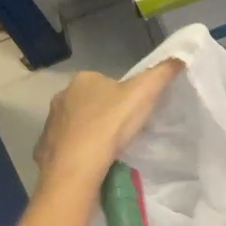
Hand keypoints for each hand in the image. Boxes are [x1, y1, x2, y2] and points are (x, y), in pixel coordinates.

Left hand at [33, 62, 182, 196]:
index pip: (107, 82)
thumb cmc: (111, 124)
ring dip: (89, 132)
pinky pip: (64, 146)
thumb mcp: (145, 93)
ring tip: (108, 150)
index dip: (123, 96)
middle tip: (123, 132)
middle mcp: (62, 96)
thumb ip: (163, 72)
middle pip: (90, 102)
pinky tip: (90, 163)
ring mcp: (50, 124)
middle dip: (104, 113)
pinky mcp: (44, 149)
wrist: (76, 168)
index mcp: (83, 79)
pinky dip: (76, 152)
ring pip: (76, 124)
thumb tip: (181, 56)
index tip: (134, 113)